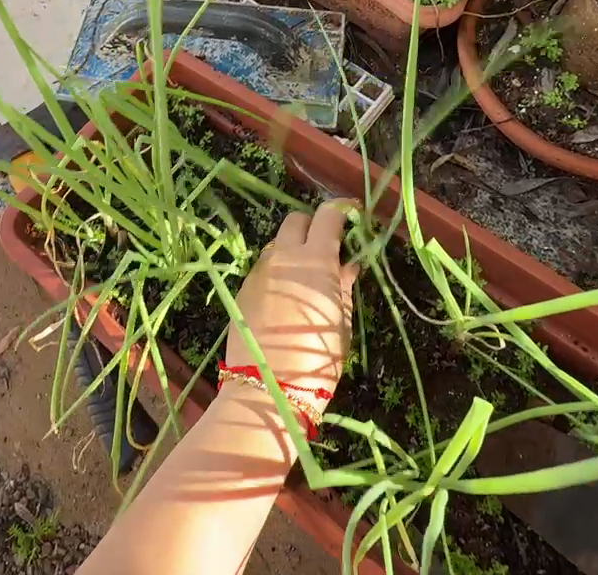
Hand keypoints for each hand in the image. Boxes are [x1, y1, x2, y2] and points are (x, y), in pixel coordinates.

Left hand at [223, 199, 360, 407]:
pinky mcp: (244, 288)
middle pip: (297, 221)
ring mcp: (260, 270)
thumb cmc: (317, 357)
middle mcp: (284, 256)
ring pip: (279, 244)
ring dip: (294, 250)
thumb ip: (342, 286)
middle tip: (327, 249)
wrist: (269, 388)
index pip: (328, 216)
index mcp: (315, 259)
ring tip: (307, 279)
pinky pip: (264, 267)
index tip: (353, 213)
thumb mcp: (341, 321)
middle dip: (313, 227)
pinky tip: (286, 298)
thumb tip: (348, 265)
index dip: (342, 210)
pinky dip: (278, 271)